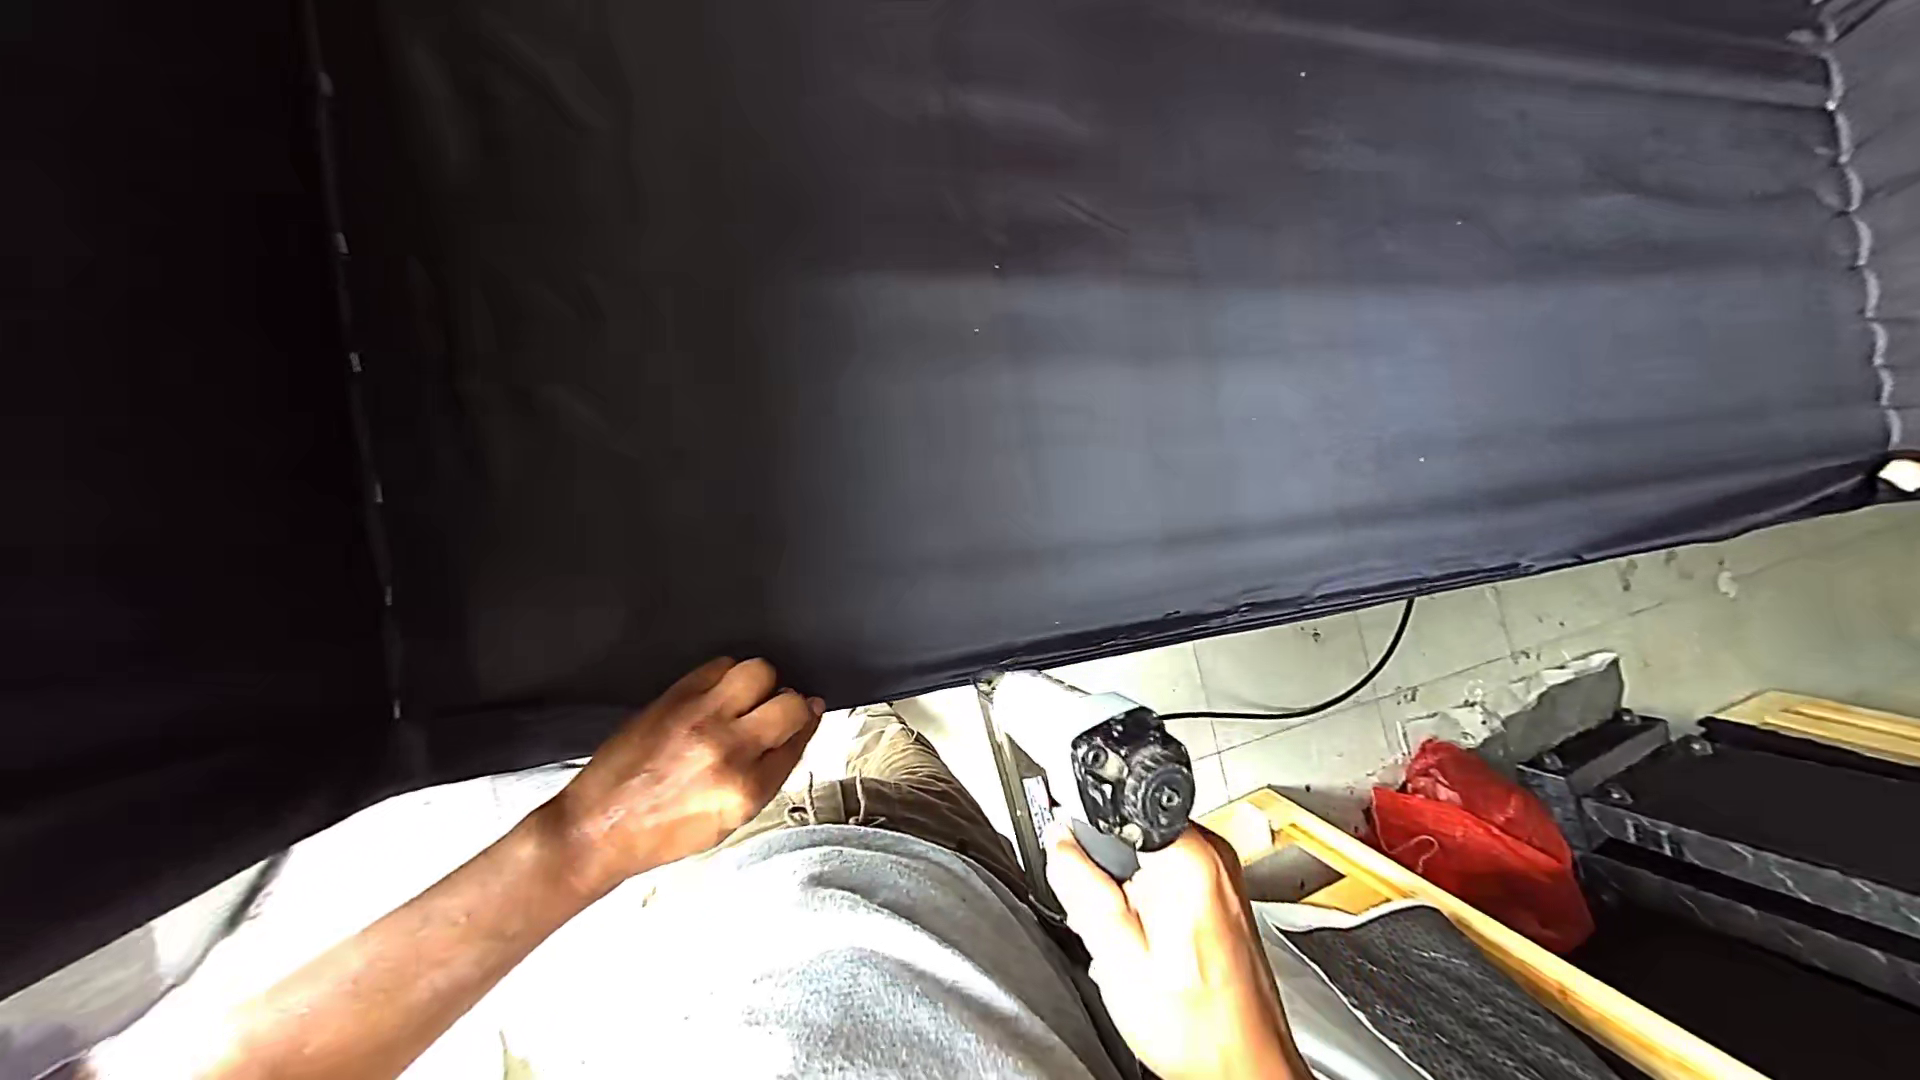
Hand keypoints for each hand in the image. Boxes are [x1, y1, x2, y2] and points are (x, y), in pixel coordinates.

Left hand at [544, 657, 823, 896]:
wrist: (598, 827)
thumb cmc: (661, 831)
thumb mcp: (731, 820)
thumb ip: (769, 774)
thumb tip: (795, 733)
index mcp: (747, 789)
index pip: (799, 739)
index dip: (807, 723)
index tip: (808, 714)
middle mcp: (728, 750)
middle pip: (789, 703)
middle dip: (791, 704)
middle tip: (777, 710)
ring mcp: (700, 718)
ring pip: (760, 672)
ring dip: (762, 682)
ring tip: (748, 697)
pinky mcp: (675, 697)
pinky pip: (721, 665)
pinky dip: (728, 674)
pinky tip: (720, 692)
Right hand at [1046, 822, 1306, 1079]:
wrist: (1246, 1069)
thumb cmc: (1198, 1027)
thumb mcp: (1117, 955)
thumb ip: (1080, 886)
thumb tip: (1058, 841)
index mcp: (1189, 856)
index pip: (1116, 811)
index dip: (1088, 839)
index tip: (1085, 873)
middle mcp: (1212, 854)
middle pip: (1130, 831)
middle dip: (1106, 869)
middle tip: (1113, 919)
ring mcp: (1221, 872)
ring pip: (1146, 852)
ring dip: (1126, 886)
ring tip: (1135, 937)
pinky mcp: (1221, 891)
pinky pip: (1168, 871)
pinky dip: (1149, 897)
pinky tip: (1153, 939)